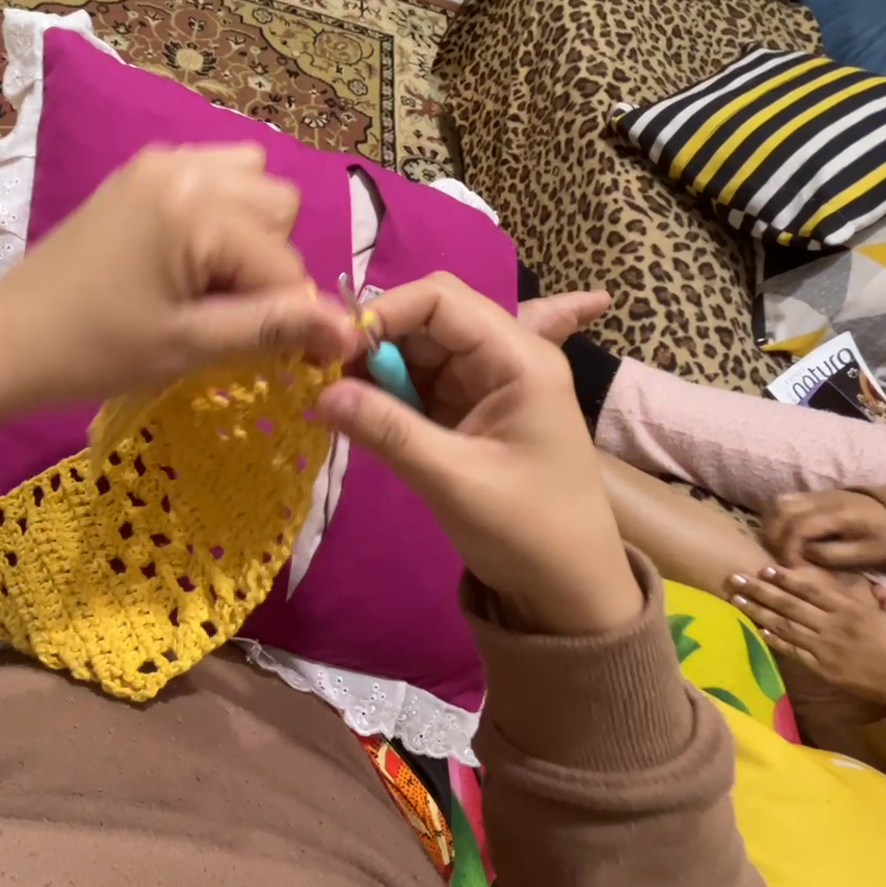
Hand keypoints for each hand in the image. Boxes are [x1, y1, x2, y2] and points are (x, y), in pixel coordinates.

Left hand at [0, 143, 356, 440]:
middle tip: (221, 316)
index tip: (273, 357)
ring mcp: (157, 163)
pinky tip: (187, 260)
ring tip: (207, 286)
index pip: (285, 262)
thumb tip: (351, 331)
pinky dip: (218, 216)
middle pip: (278, 210)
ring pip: (251, 186)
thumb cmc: (94, 352)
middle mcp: (184, 165)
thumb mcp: (189, 346)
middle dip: (268, 267)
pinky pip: (210, 177)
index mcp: (198, 208)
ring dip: (248, 236)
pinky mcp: (137, 174)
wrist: (5, 341)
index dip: (289, 316)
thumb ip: (272, 329)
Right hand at [315, 273, 639, 635]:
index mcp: (518, 359)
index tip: (335, 352)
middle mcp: (502, 358)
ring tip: (337, 403)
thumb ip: (387, 431)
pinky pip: (416, 387)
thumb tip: (319, 395)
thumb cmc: (526, 530)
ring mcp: (483, 385)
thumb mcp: (453, 480)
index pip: (442, 300)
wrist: (567, 586)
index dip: (384, 313)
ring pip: (414, 353)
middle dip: (374, 342)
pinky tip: (359, 417)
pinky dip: (385, 398)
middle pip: (425, 320)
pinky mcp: (466, 413)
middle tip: (327, 380)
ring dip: (374, 372)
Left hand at [727, 566, 885, 709]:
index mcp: (854, 612)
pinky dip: (774, 639)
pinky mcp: (823, 669)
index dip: (786, 578)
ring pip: (783, 626)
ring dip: (757, 611)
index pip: (812, 590)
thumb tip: (873, 587)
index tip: (763, 568)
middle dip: (759, 590)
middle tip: (733, 578)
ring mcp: (825, 649)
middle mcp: (834, 627)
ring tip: (735, 599)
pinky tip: (758, 628)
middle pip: (789, 605)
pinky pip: (792, 651)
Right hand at [763, 489, 885, 568]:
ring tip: (775, 544)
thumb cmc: (883, 538)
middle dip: (774, 537)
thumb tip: (800, 554)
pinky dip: (773, 517)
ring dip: (770, 525)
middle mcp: (822, 500)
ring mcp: (814, 494)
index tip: (789, 565)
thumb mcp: (866, 554)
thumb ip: (830, 555)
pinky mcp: (809, 494)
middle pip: (782, 512)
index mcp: (840, 515)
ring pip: (777, 504)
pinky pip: (780, 501)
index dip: (788, 547)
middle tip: (777, 556)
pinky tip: (779, 532)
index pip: (800, 527)